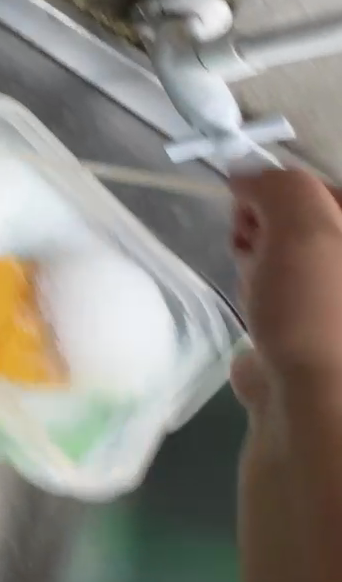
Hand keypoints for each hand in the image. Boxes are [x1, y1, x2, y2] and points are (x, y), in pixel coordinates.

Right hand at [228, 169, 341, 411]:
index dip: (284, 194)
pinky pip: (301, 289)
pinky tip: (265, 309)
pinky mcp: (332, 331)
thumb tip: (250, 174)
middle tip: (255, 250)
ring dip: (266, 259)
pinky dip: (273, 291)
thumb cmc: (324, 316)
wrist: (325, 406)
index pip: (330, 190)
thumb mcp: (305, 233)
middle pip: (317, 221)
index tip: (255, 216)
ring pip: (303, 255)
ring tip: (258, 284)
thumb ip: (281, 187)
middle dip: (271, 227)